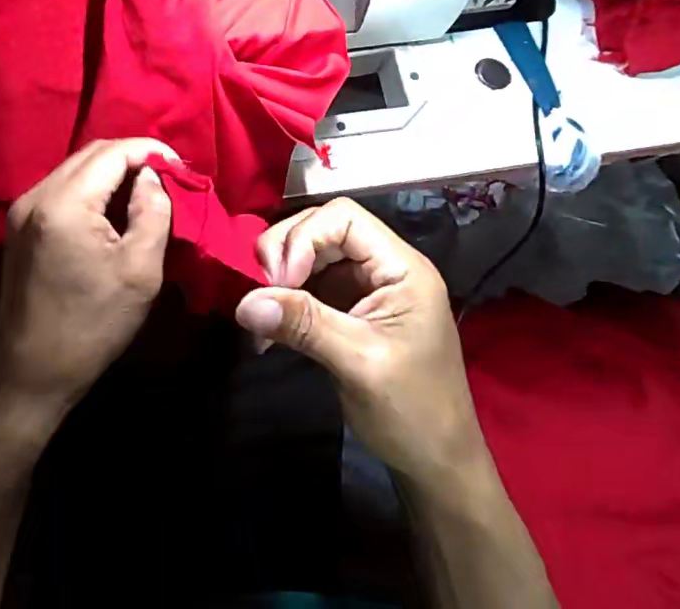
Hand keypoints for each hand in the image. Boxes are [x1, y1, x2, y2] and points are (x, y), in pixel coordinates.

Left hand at [0, 138, 176, 431]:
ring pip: (78, 167)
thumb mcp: (140, 269)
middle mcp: (36, 197)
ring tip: (150, 189)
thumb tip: (152, 176)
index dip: (152, 151)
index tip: (183, 169)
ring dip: (116, 170)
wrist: (32, 376)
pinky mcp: (22, 227)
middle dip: (135, 156)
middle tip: (170, 176)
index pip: (114, 152)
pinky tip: (119, 206)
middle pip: (93, 153)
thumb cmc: (93, 325)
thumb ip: (152, 211)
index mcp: (64, 206)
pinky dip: (97, 186)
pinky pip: (66, 187)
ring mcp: (23, 211)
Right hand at [234, 199, 485, 482]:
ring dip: (280, 281)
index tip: (281, 282)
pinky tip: (267, 333)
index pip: (345, 218)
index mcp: (402, 266)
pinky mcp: (351, 310)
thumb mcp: (359, 364)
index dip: (305, 238)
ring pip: (312, 258)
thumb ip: (305, 325)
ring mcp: (367, 287)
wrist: (436, 461)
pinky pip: (311, 289)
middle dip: (285, 254)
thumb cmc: (412, 410)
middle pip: (324, 230)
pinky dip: (286, 304)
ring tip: (259, 320)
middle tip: (261, 296)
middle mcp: (384, 266)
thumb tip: (243, 301)